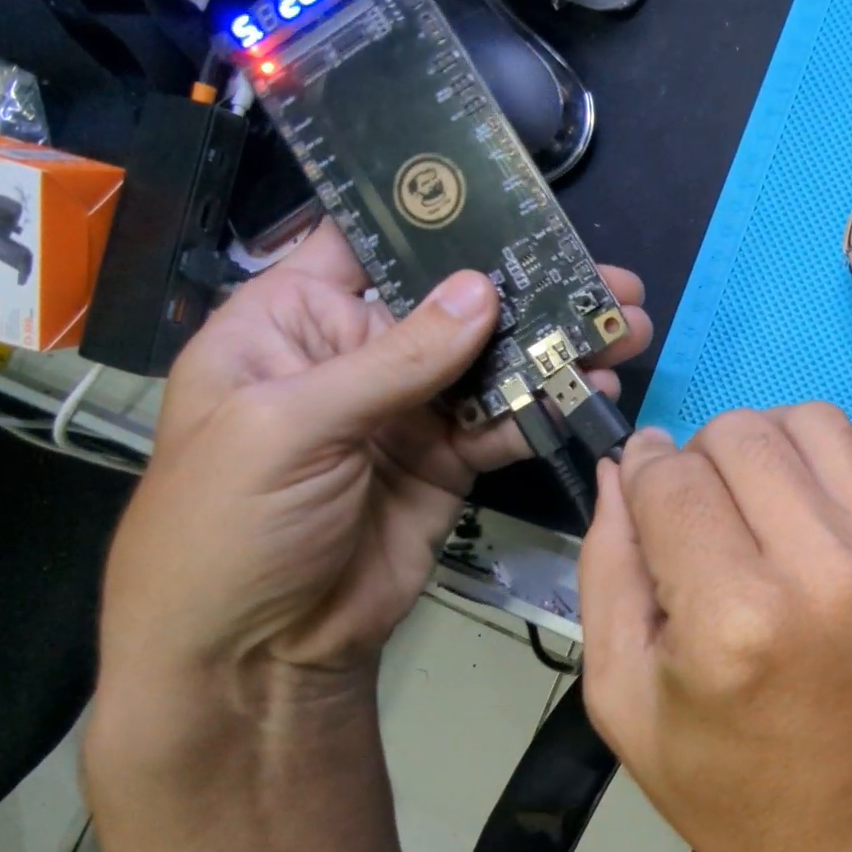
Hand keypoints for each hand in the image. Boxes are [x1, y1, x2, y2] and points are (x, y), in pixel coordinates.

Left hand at [98, 219, 653, 706]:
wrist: (258, 652)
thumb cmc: (226, 526)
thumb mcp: (288, 429)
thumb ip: (392, 361)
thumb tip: (482, 292)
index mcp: (292, 322)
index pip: (367, 245)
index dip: (434, 217)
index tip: (514, 200)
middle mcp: (359, 354)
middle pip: (457, 305)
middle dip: (532, 289)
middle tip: (609, 281)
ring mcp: (411, 408)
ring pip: (497, 361)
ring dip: (559, 347)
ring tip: (625, 331)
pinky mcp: (451, 457)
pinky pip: (508, 420)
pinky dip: (551, 408)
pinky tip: (596, 392)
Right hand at [579, 405, 851, 851]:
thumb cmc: (742, 789)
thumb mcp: (628, 704)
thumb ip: (608, 572)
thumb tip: (620, 469)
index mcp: (735, 619)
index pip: (671, 478)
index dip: (642, 468)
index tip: (642, 482)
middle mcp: (828, 569)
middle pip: (744, 432)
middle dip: (702, 455)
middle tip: (702, 507)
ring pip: (815, 422)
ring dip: (770, 445)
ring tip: (759, 499)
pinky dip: (831, 473)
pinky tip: (818, 523)